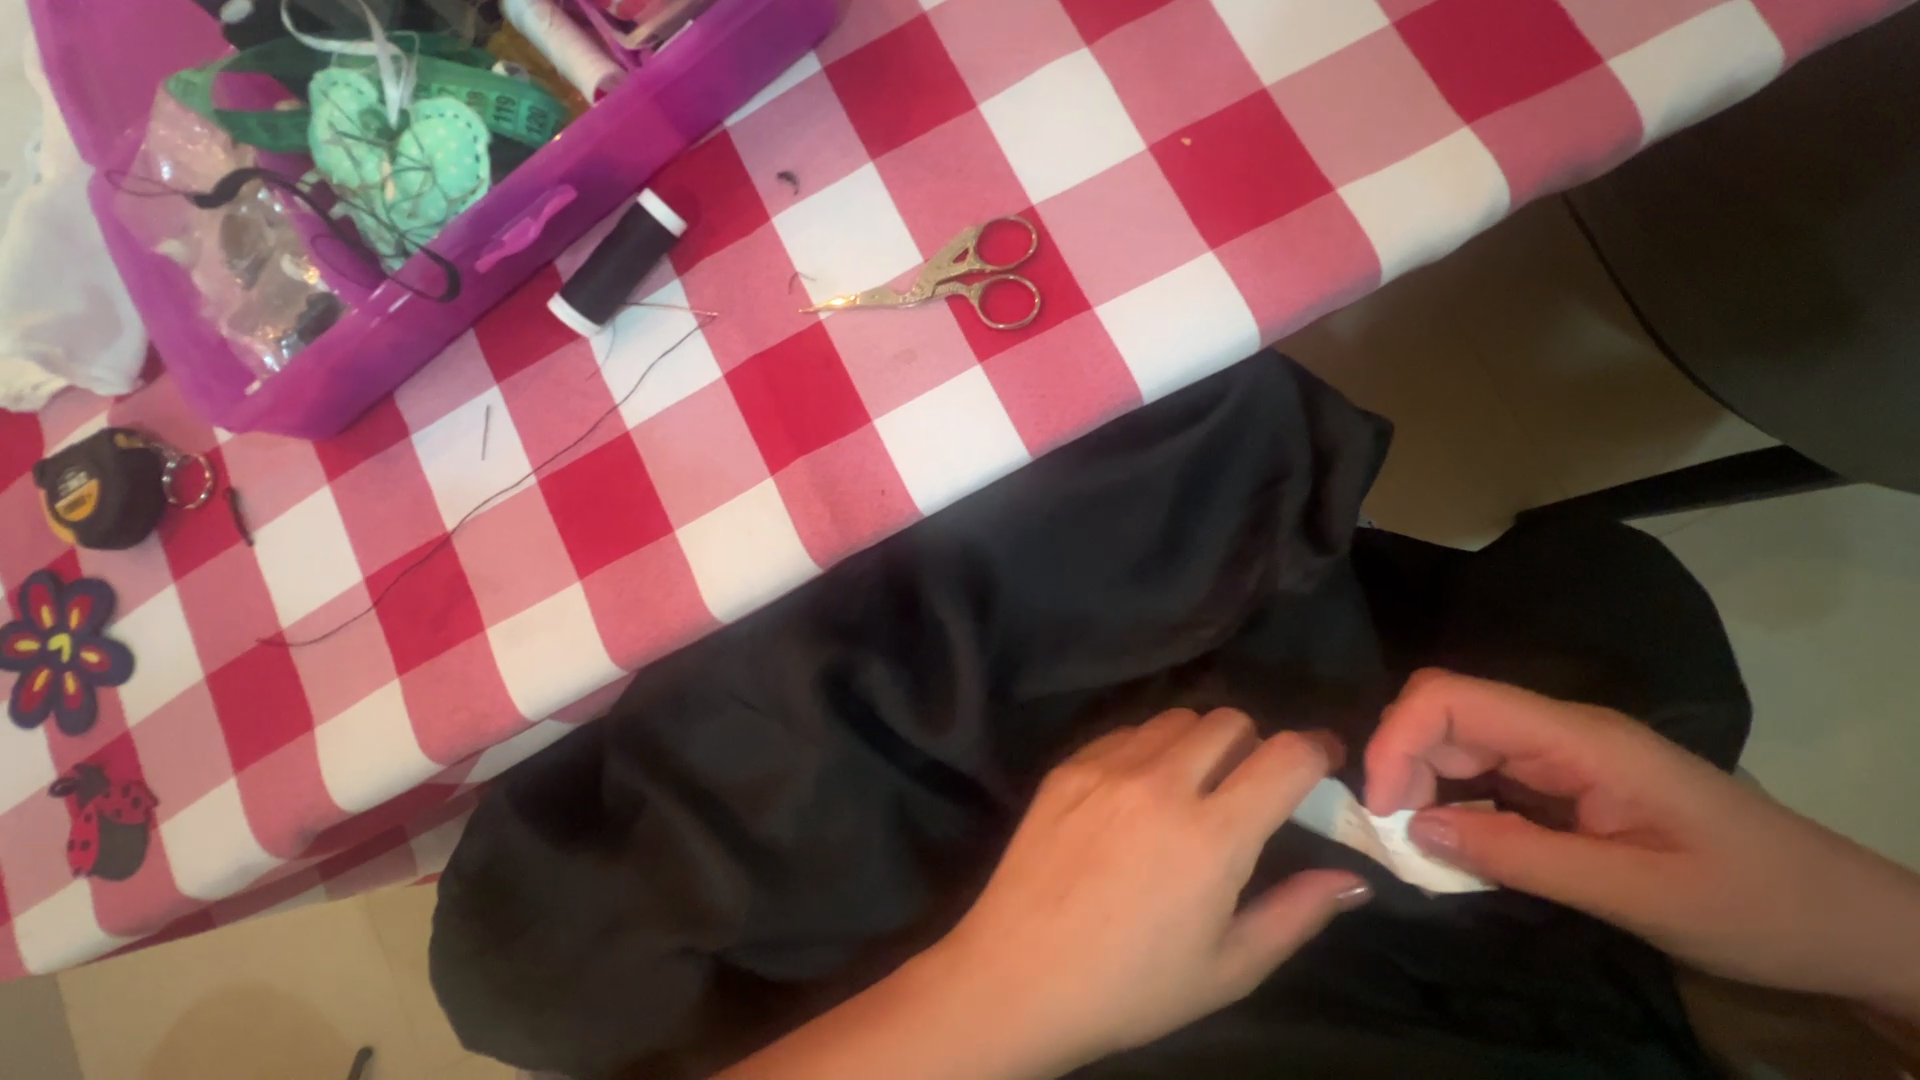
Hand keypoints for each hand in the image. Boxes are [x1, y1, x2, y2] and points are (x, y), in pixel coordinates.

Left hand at [926, 709, 1372, 1073]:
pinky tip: (1139, 794)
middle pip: (1231, 721)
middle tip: (1252, 788)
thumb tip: (1352, 877)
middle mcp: (1160, 783)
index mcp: (1211, 835)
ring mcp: (1106, 768)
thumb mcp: (1230, 968)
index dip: (1318, 751)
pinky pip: (1126, 732)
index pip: (1286, 756)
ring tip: (1194, 788)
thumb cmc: (1132, 986)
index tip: (1325, 765)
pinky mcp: (1068, 766)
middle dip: (1257, 746)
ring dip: (1202, 742)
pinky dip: (1149, 749)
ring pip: (1177, 718)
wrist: (1018, 975)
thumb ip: (1297, 913)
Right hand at [1365, 670, 1919, 1019]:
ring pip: (1457, 747)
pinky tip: (1452, 848)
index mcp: (1578, 738)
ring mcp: (1562, 757)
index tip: (1379, 806)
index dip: (1396, 737)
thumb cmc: (1760, 905)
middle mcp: (1560, 733)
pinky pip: (1485, 781)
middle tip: (1392, 839)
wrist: (1857, 927)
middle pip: (1445, 717)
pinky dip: (1453, 809)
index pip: (1453, 698)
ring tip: (1414, 849)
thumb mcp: (1638, 895)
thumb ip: (1518, 857)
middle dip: (1399, 767)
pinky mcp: (1564, 786)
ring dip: (1422, 790)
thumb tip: (1412, 827)